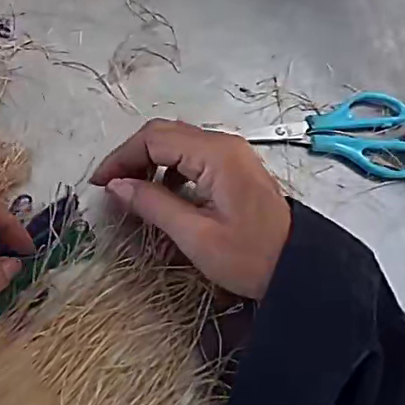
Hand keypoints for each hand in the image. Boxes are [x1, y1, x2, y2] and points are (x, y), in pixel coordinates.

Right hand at [89, 119, 291, 298]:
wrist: (304, 271)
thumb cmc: (251, 257)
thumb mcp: (195, 236)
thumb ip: (152, 204)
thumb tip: (116, 185)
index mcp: (215, 155)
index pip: (153, 139)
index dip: (120, 158)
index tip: (100, 183)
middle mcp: (223, 145)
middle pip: (162, 133)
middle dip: (130, 155)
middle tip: (111, 184)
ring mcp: (230, 153)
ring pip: (174, 140)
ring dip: (146, 159)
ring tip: (131, 189)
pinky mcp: (232, 166)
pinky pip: (189, 153)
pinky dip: (165, 166)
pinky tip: (160, 191)